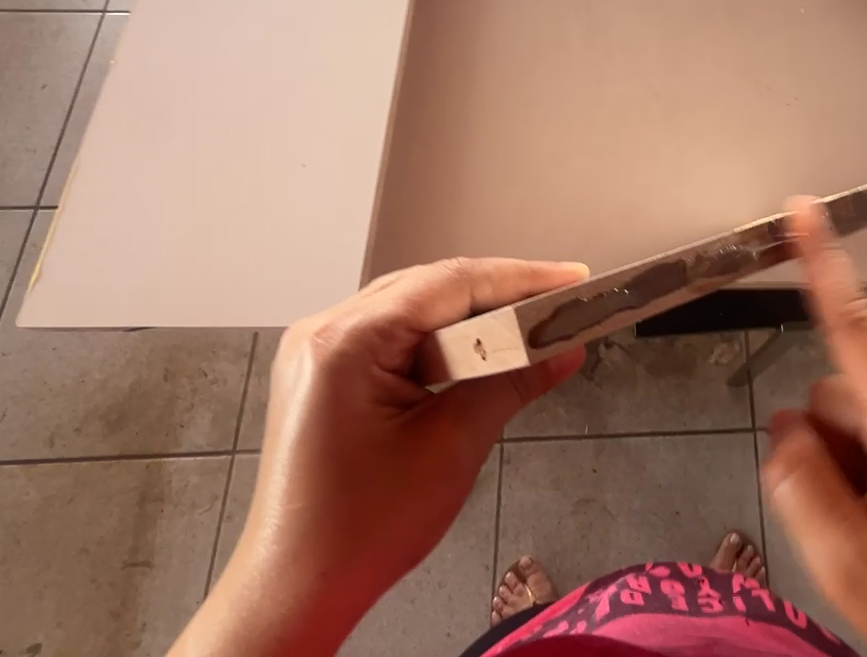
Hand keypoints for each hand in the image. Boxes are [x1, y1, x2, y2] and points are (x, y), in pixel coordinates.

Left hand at [171, 258, 589, 656]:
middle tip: (559, 298)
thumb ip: (513, 383)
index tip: (570, 278)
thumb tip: (566, 349)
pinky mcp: (328, 370)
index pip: (450, 284)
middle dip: (499, 291)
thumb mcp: (453, 446)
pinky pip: (396, 331)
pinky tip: (480, 344)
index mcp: (346, 341)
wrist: (297, 589)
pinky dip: (443, 335)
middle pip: (430, 287)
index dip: (519, 277)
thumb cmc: (363, 529)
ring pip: (414, 305)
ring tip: (530, 317)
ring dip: (472, 312)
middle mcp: (324, 330)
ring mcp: (320, 349)